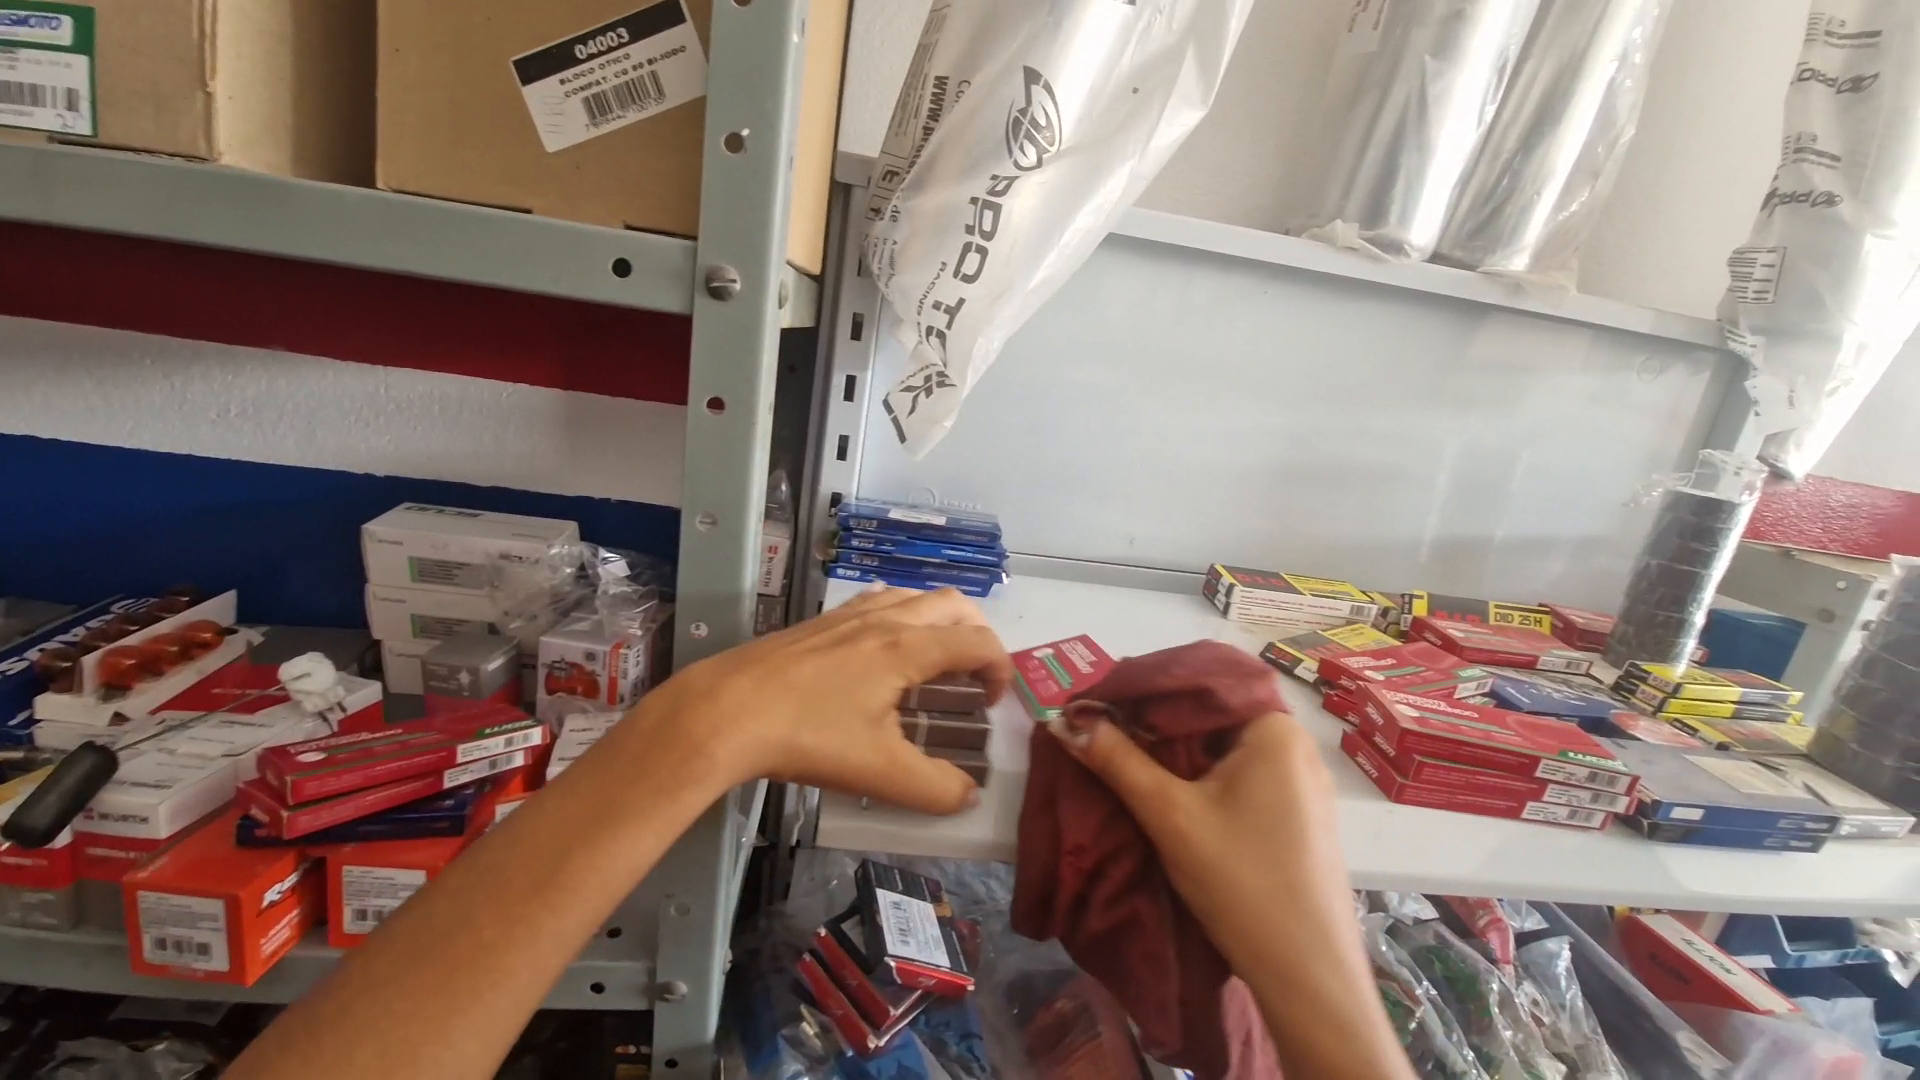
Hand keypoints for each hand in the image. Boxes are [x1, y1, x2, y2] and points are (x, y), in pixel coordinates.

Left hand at [627, 587, 1013, 813]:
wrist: (726, 710)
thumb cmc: (808, 737)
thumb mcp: (879, 773)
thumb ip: (935, 789)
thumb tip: (967, 795)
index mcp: (908, 649)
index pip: (976, 641)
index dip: (1000, 667)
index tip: (993, 702)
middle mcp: (885, 620)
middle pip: (951, 603)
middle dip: (977, 630)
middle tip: (976, 670)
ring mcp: (849, 615)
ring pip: (912, 595)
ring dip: (939, 618)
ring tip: (936, 655)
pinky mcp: (819, 621)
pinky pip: (876, 601)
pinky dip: (899, 612)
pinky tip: (881, 640)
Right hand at [1056, 707, 1414, 1079]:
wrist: (1307, 976)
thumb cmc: (1241, 881)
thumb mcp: (1168, 814)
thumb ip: (1115, 759)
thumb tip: (1063, 719)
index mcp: (1275, 728)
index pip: (1201, 683)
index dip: (1146, 688)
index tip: (1100, 700)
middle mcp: (1295, 744)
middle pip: (1212, 714)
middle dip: (1157, 720)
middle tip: (1104, 727)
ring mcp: (1302, 782)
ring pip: (1224, 746)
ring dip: (1177, 749)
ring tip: (1126, 754)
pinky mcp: (1298, 815)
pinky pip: (1242, 774)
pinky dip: (1202, 774)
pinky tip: (1171, 790)